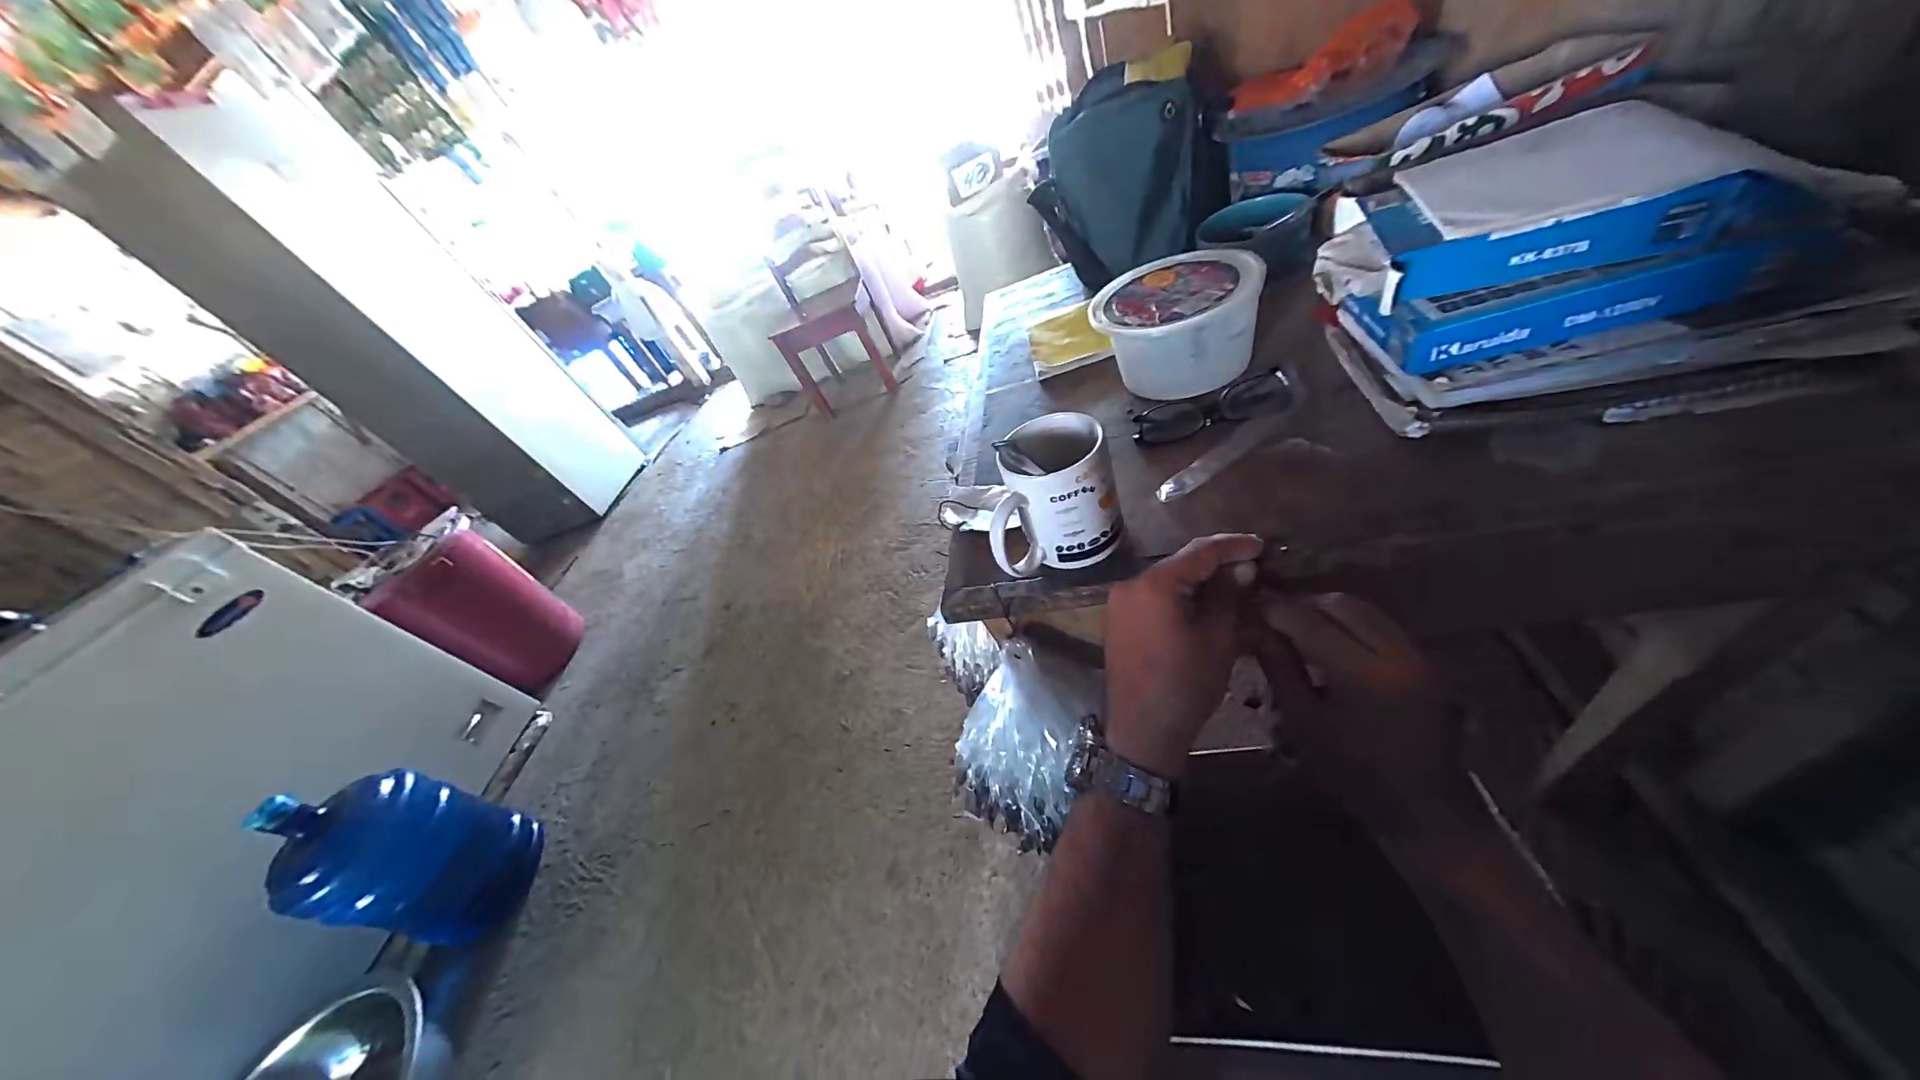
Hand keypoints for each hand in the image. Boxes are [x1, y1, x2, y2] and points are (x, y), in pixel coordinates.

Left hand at [1103, 534, 1263, 777]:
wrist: (1142, 728)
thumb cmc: (1184, 684)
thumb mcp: (1217, 639)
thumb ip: (1228, 596)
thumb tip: (1241, 568)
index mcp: (1154, 585)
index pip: (1199, 552)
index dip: (1233, 546)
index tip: (1261, 545)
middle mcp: (1131, 585)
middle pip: (1180, 563)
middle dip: (1216, 563)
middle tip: (1251, 565)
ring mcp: (1120, 603)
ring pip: (1167, 580)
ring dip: (1198, 580)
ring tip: (1234, 584)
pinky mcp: (1119, 620)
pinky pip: (1155, 597)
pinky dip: (1180, 595)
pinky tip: (1205, 603)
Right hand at [1245, 591, 1466, 829]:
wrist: (1421, 807)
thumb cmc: (1352, 772)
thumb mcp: (1303, 722)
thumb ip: (1279, 668)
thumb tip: (1254, 629)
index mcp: (1364, 673)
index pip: (1309, 622)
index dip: (1275, 611)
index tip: (1249, 606)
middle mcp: (1396, 653)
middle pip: (1341, 604)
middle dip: (1302, 605)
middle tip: (1273, 618)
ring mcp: (1416, 656)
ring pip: (1365, 610)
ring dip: (1327, 612)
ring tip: (1298, 628)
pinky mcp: (1424, 663)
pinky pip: (1381, 626)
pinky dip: (1351, 624)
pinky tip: (1330, 643)